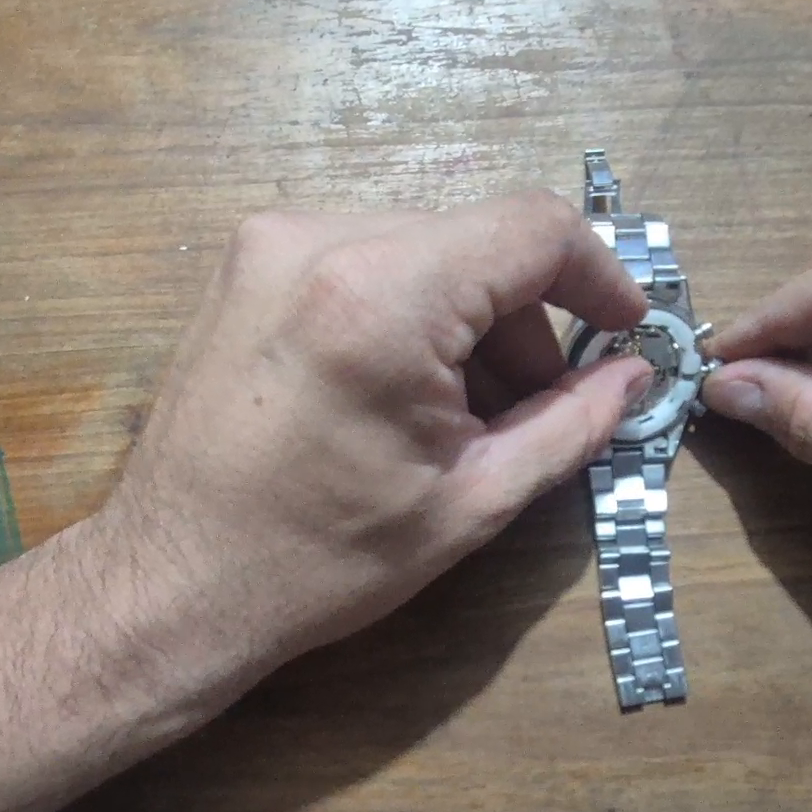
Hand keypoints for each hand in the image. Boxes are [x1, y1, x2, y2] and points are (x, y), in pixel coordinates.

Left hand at [101, 192, 650, 698]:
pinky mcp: (244, 266)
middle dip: (522, 323)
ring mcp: (269, 243)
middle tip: (526, 411)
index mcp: (385, 295)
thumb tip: (635, 376)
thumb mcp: (472, 502)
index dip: (599, 276)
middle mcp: (319, 237)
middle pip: (476, 242)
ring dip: (463, 322)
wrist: (177, 582)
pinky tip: (396, 392)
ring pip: (421, 250)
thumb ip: (570, 425)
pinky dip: (407, 314)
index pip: (534, 229)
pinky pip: (363, 262)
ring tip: (454, 416)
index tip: (624, 332)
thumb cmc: (323, 560)